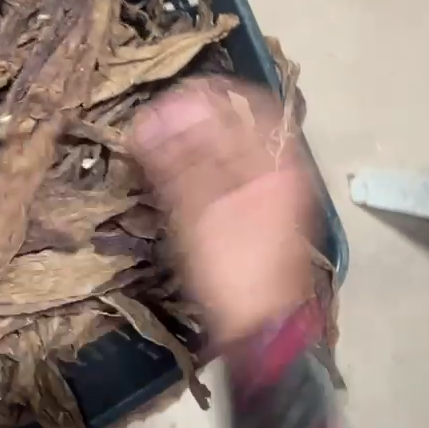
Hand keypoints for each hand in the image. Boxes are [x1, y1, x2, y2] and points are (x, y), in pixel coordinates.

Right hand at [130, 80, 315, 343]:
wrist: (260, 332)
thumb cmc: (235, 269)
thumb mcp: (202, 209)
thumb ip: (180, 158)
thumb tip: (154, 112)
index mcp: (278, 166)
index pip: (249, 105)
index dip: (209, 95)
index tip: (168, 95)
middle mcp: (278, 173)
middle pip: (236, 126)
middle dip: (191, 117)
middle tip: (150, 120)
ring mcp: (266, 195)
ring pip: (226, 149)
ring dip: (189, 140)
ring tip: (151, 142)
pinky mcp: (249, 215)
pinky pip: (221, 173)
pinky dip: (193, 165)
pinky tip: (167, 171)